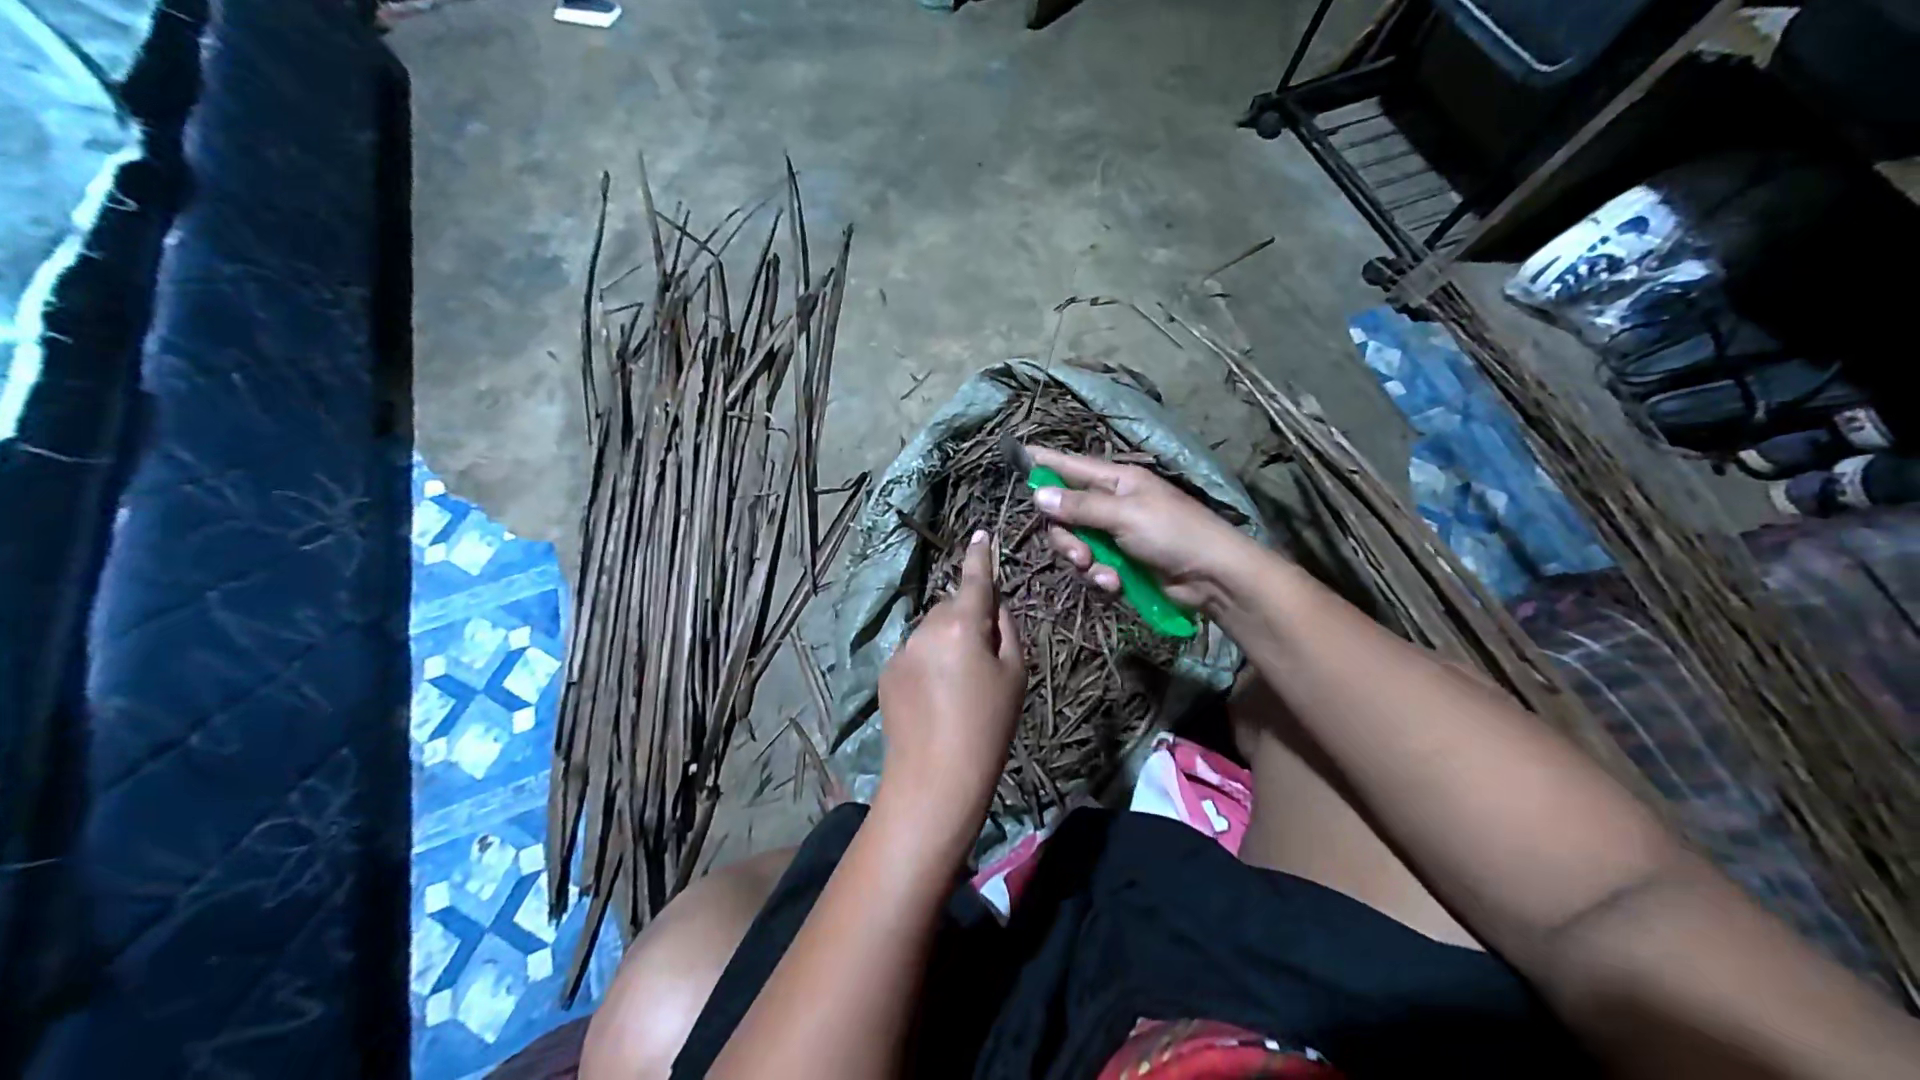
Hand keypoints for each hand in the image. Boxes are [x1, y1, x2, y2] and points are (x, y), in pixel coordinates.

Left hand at [876, 530, 1024, 827]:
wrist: (935, 777)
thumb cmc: (988, 727)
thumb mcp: (1015, 675)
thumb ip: (1005, 630)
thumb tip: (993, 607)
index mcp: (961, 624)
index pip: (974, 579)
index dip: (980, 556)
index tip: (982, 535)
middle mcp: (925, 628)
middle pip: (951, 607)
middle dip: (967, 618)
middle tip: (984, 659)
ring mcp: (901, 650)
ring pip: (931, 631)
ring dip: (946, 643)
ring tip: (958, 688)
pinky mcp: (886, 672)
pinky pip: (914, 654)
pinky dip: (927, 663)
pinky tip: (935, 698)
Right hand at [1027, 446, 1259, 612]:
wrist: (1213, 576)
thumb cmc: (1173, 533)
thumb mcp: (1125, 515)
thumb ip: (1080, 507)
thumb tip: (1039, 494)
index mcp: (1116, 480)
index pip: (1071, 466)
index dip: (1044, 463)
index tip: (1017, 458)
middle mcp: (1112, 504)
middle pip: (1065, 514)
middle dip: (1067, 537)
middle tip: (1079, 554)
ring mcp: (1116, 535)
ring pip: (1076, 544)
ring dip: (1084, 562)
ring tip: (1102, 574)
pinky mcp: (1121, 563)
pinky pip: (1094, 566)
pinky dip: (1101, 577)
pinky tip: (1115, 585)